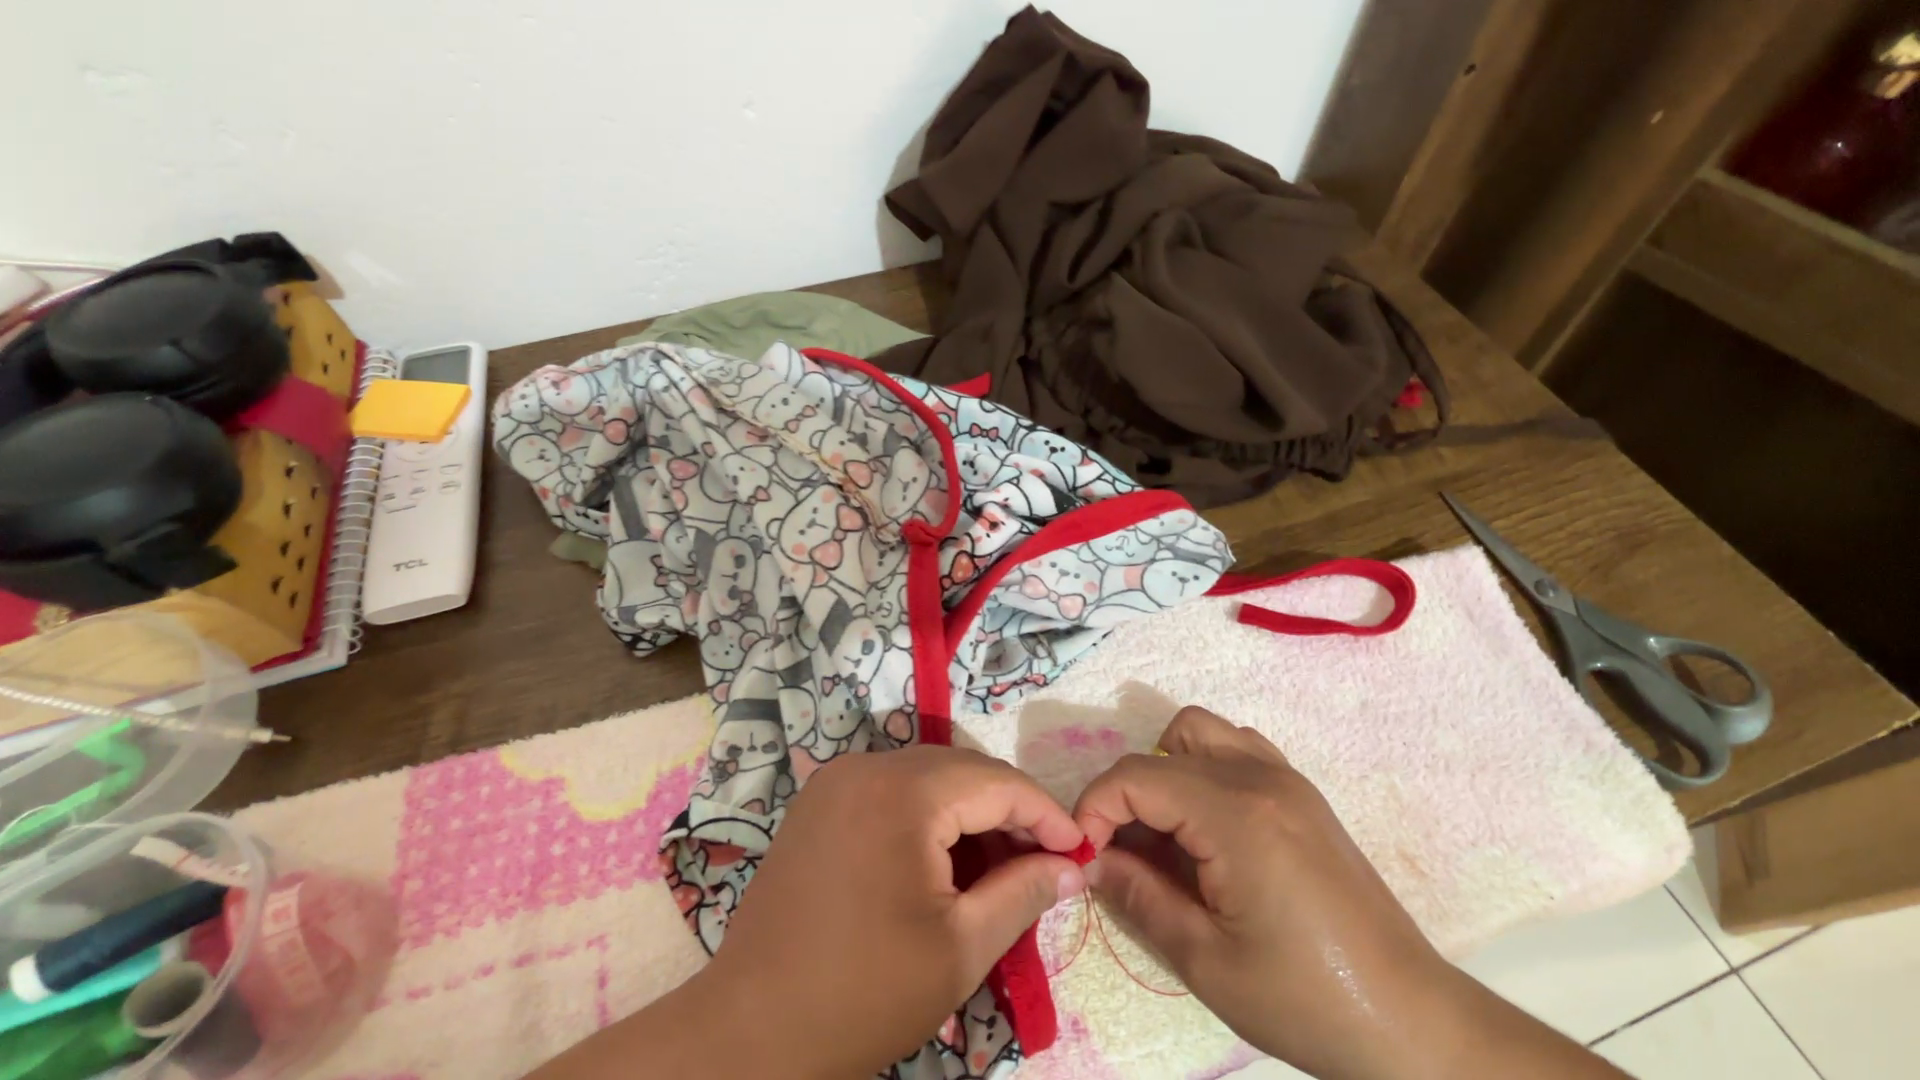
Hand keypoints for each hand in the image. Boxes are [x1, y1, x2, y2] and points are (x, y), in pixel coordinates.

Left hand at [698, 745, 1086, 1077]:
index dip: (1045, 814)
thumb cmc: (866, 992)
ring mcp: (832, 784)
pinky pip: (890, 792)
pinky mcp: (816, 806)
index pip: (996, 782)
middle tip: (1043, 861)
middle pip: (960, 770)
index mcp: (901, 793)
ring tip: (999, 866)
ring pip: (925, 778)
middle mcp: (864, 768)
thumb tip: (1071, 865)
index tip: (1079, 851)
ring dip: (968, 813)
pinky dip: (926, 817)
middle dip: (1008, 811)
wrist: (754, 1030)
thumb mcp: (962, 947)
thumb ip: (1023, 892)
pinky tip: (944, 862)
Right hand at [1072, 706, 1463, 1079]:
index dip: (1094, 810)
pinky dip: (1205, 769)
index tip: (1083, 857)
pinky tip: (1208, 829)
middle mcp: (1261, 778)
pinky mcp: (1304, 796)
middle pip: (1163, 746)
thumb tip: (1091, 860)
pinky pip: (1238, 750)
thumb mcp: (1203, 959)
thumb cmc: (1302, 997)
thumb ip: (1138, 895)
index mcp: (1236, 815)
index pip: (1136, 777)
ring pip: (1202, 732)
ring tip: (1164, 836)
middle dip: (1126, 793)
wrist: (1407, 1019)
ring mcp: (1288, 781)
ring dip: (1167, 770)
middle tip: (1121, 854)